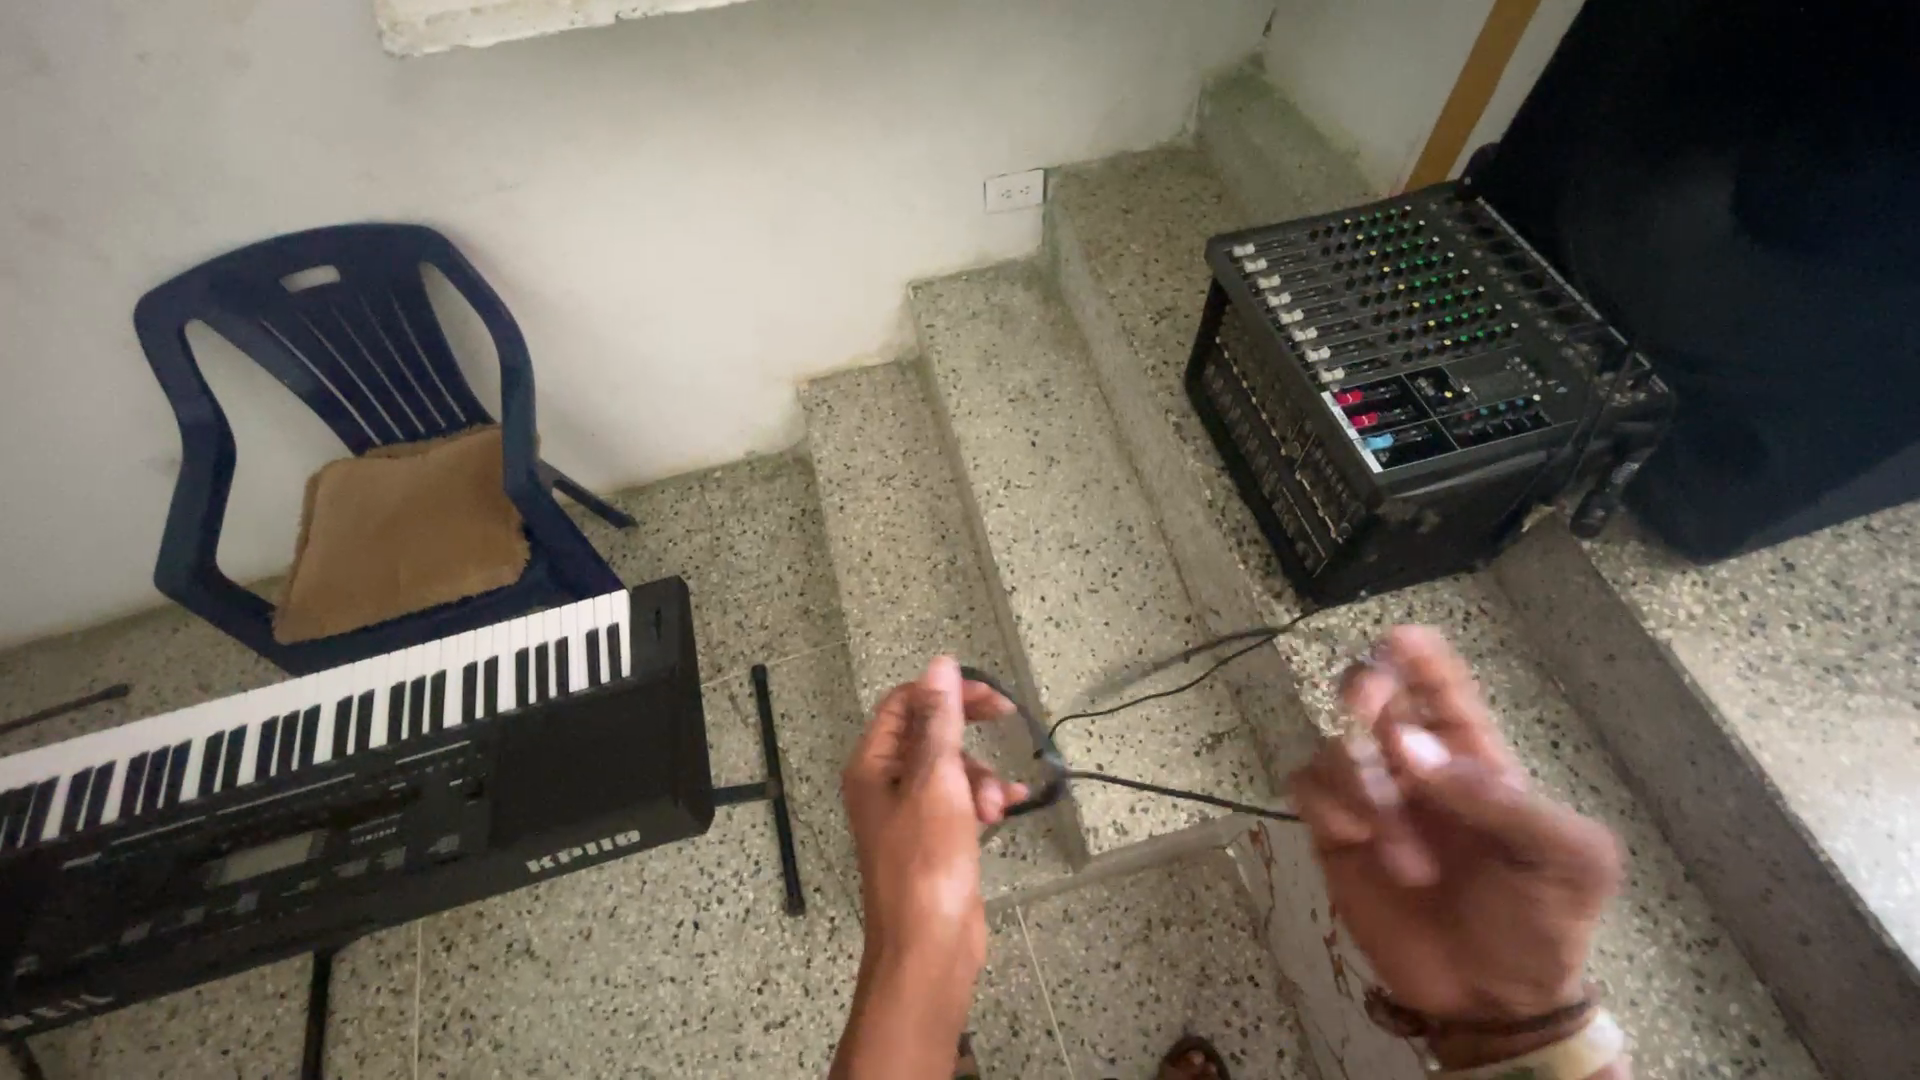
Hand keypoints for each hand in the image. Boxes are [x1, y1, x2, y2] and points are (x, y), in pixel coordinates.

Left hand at [832, 657, 1026, 1079]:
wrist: (930, 947)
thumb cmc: (927, 859)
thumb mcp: (936, 779)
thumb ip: (940, 720)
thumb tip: (940, 664)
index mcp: (872, 764)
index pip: (904, 703)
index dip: (943, 691)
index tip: (987, 694)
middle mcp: (884, 782)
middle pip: (928, 731)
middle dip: (966, 726)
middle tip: (1006, 715)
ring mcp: (908, 811)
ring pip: (949, 767)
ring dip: (979, 774)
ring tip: (997, 804)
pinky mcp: (933, 836)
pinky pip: (958, 799)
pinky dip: (981, 799)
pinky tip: (1006, 811)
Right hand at [1289, 627, 1621, 1066]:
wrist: (1486, 995)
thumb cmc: (1538, 922)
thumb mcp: (1567, 863)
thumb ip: (1506, 803)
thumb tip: (1411, 752)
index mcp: (1473, 757)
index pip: (1442, 685)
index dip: (1419, 654)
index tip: (1400, 638)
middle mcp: (1413, 763)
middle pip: (1371, 690)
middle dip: (1365, 686)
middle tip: (1368, 708)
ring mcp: (1369, 792)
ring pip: (1336, 743)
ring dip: (1364, 789)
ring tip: (1406, 858)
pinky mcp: (1332, 824)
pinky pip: (1307, 784)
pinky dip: (1330, 804)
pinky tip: (1363, 844)